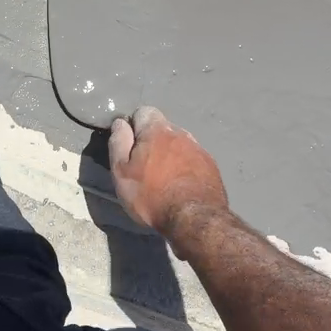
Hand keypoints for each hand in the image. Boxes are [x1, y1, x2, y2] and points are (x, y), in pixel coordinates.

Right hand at [107, 107, 227, 236]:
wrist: (194, 219)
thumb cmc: (151, 195)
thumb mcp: (122, 171)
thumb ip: (118, 142)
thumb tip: (120, 123)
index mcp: (157, 130)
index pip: (144, 111)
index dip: (133, 125)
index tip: (129, 146)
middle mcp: (181, 133)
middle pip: (162, 129)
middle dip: (152, 141)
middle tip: (144, 166)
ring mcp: (199, 149)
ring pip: (179, 144)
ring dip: (170, 154)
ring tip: (163, 178)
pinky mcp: (211, 166)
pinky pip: (192, 159)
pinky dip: (184, 167)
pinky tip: (180, 185)